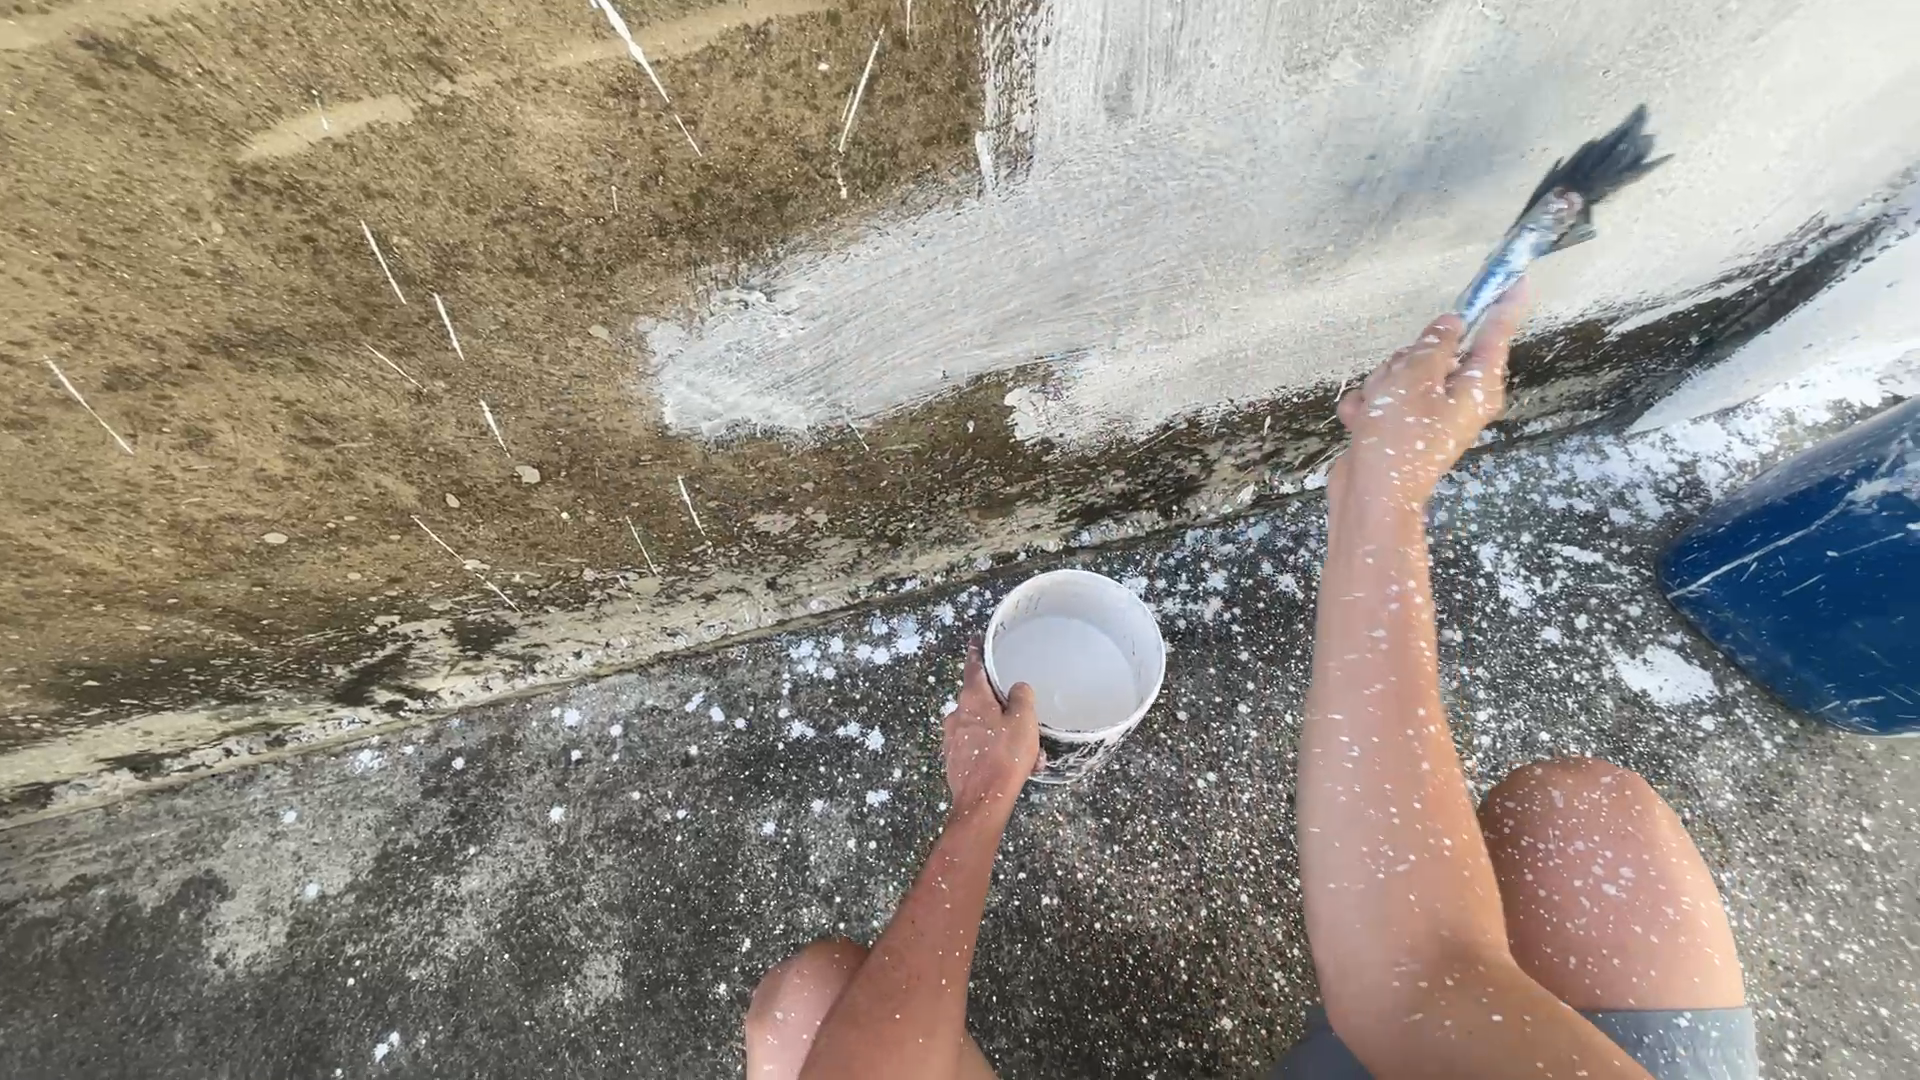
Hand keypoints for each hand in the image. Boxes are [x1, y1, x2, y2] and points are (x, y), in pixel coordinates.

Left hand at [942, 641, 1040, 814]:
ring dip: (1003, 734)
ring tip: (1028, 754)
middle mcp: (956, 714)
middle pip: (980, 700)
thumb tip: (1016, 688)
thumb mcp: (1023, 721)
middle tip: (1024, 719)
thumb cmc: (1004, 756)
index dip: (976, 651)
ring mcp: (952, 737)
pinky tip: (1014, 767)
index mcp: (971, 698)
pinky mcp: (954, 758)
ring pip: (982, 726)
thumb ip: (1021, 697)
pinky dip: (994, 750)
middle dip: (1002, 708)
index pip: (973, 666)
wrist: (982, 801)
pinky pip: (978, 746)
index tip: (975, 639)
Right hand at [1332, 284, 1527, 505]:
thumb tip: (1449, 325)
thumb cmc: (1400, 437)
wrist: (1370, 493)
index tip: (1517, 280)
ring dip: (1378, 387)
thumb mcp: (1415, 378)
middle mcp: (1456, 399)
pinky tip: (1359, 422)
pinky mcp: (1396, 428)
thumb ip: (1433, 345)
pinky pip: (1379, 402)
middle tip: (1394, 381)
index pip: (1495, 334)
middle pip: (1432, 354)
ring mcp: (1425, 415)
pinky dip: (1365, 409)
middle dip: (1403, 362)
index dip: (1502, 305)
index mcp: (1476, 385)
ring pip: (1398, 376)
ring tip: (1373, 411)